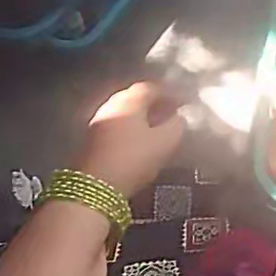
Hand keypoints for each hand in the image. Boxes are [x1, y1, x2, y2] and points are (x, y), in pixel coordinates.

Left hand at [72, 82, 186, 195]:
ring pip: (125, 113)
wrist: (95, 188)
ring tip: (158, 128)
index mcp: (129, 101)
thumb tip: (180, 116)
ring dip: (142, 117)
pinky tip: (140, 141)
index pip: (150, 87)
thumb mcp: (165, 142)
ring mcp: (98, 122)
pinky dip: (131, 128)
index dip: (169, 92)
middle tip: (171, 113)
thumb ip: (177, 125)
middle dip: (154, 103)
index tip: (183, 102)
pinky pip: (117, 126)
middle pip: (135, 97)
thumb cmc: (134, 159)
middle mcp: (111, 105)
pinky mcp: (92, 141)